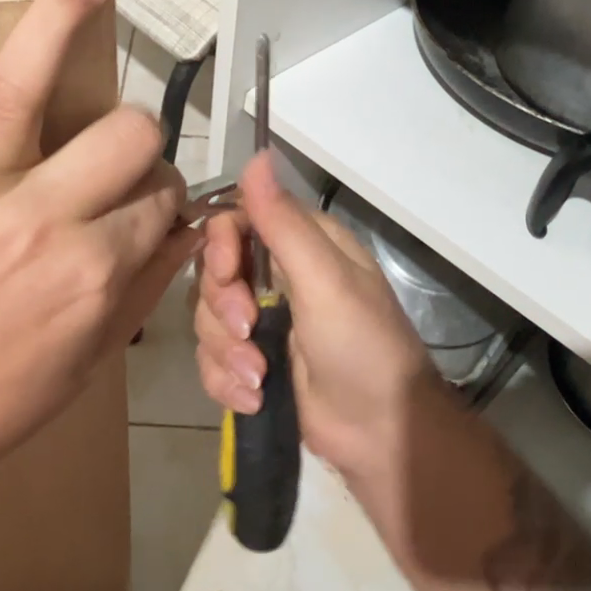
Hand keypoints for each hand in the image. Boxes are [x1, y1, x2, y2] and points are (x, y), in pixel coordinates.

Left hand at [0, 0, 198, 494]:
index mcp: (95, 272)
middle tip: (121, 159)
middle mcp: (40, 222)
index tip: (150, 210)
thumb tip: (183, 226)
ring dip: (64, 17)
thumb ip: (145, 284)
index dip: (165, 201)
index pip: (161, 199)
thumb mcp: (92, 358)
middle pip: (126, 137)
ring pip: (23, 91)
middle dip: (142, 144)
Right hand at [194, 151, 437, 478]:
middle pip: (213, 273)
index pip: (236, 221)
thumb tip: (257, 155)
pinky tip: (253, 399)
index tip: (228, 274)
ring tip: (259, 379)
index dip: (220, 246)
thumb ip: (284, 223)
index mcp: (302, 245)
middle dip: (223, 309)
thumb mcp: (325, 281)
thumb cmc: (362, 347)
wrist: (382, 436)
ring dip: (225, 353)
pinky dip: (226, 381)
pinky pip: (213, 360)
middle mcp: (279, 276)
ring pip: (208, 320)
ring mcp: (264, 323)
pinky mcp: (254, 363)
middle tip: (251, 334)